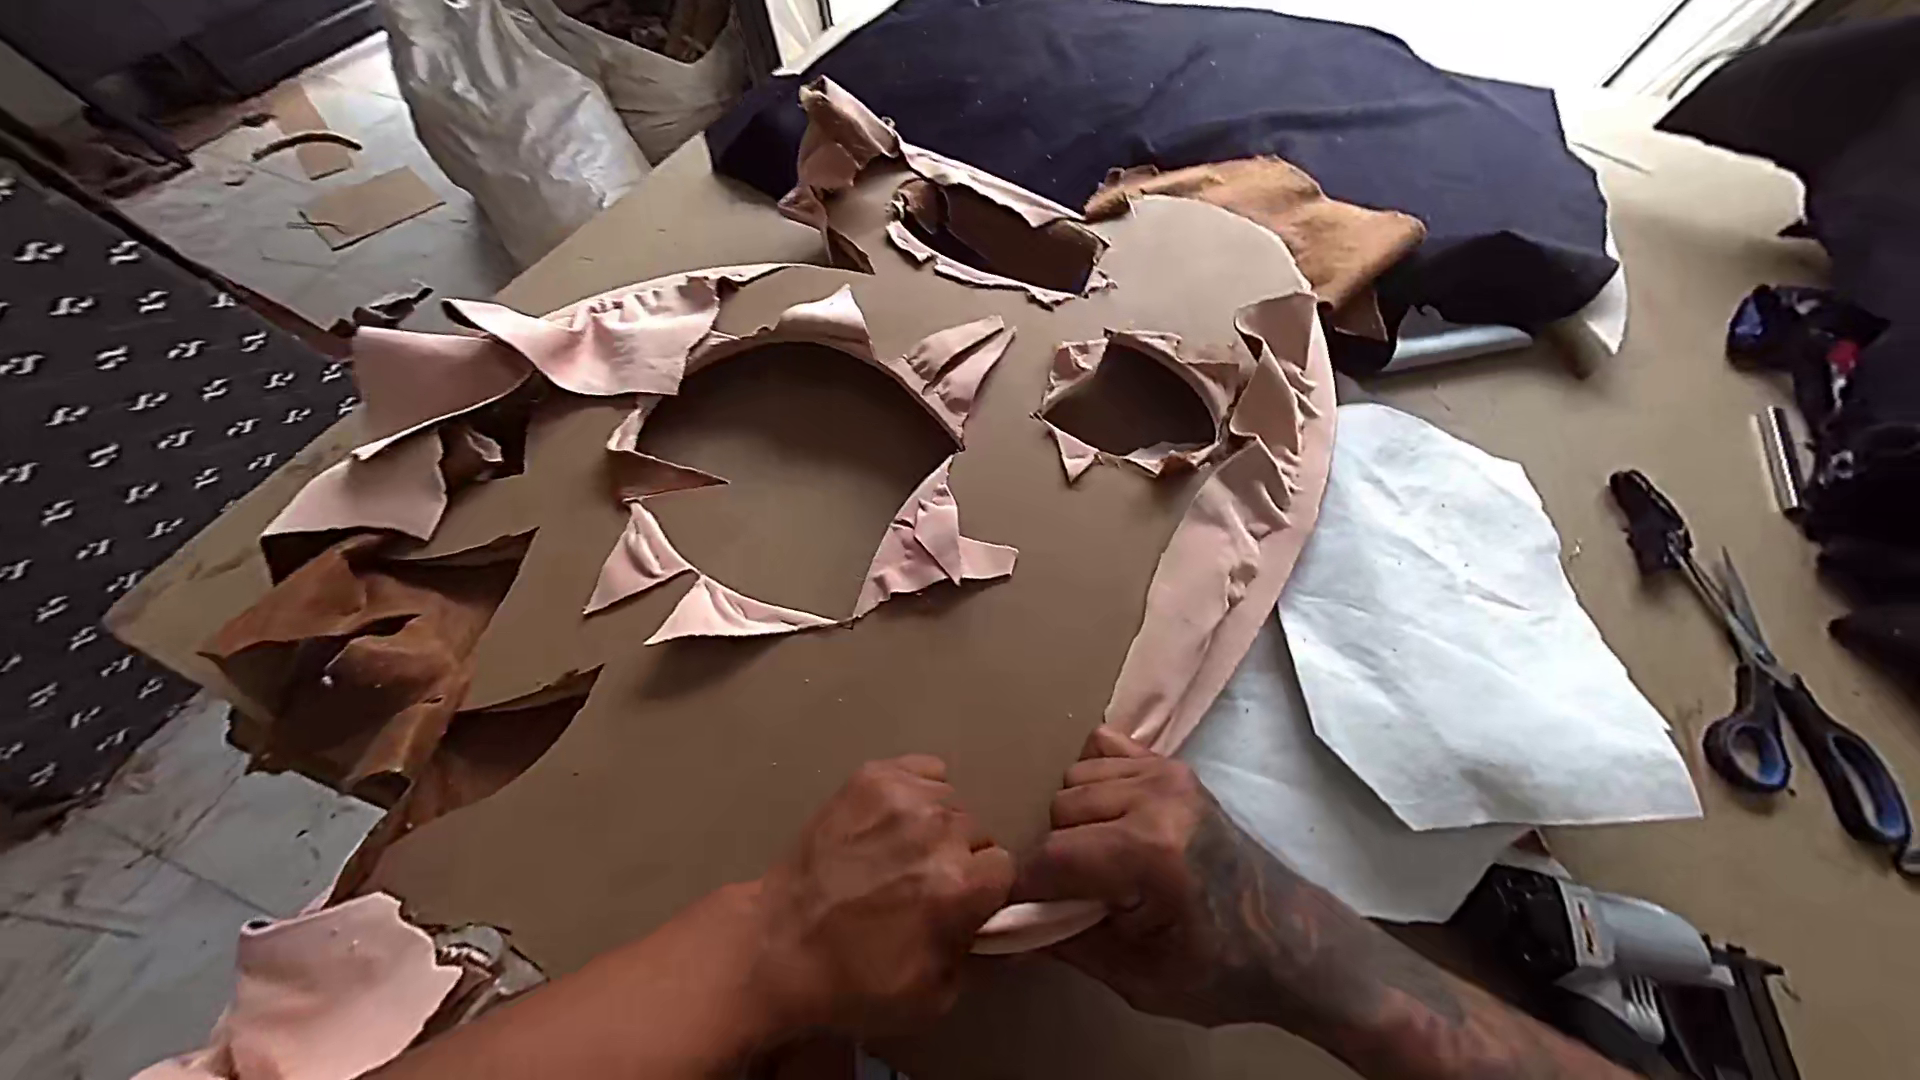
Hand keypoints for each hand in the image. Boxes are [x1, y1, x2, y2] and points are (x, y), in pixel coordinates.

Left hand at [753, 755, 1013, 1036]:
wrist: (779, 941)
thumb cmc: (855, 979)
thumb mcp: (934, 996)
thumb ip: (978, 950)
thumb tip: (999, 919)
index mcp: (959, 885)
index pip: (1005, 866)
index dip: (985, 887)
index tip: (963, 899)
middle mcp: (939, 830)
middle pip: (977, 830)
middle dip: (960, 855)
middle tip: (924, 878)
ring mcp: (904, 795)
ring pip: (950, 801)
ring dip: (936, 824)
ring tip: (901, 848)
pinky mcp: (874, 775)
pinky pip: (924, 770)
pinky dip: (918, 789)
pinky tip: (894, 816)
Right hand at [1012, 726, 1311, 1027]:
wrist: (1293, 939)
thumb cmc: (1221, 969)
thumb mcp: (1140, 980)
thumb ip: (1066, 944)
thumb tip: (1004, 928)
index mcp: (1151, 852)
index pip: (1053, 857)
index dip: (1031, 888)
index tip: (1028, 910)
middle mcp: (1155, 797)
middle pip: (1059, 810)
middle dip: (1059, 855)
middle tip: (1086, 891)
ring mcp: (1165, 772)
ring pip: (1075, 779)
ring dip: (1076, 819)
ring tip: (1106, 856)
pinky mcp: (1171, 763)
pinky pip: (1103, 748)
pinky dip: (1095, 780)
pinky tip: (1114, 815)